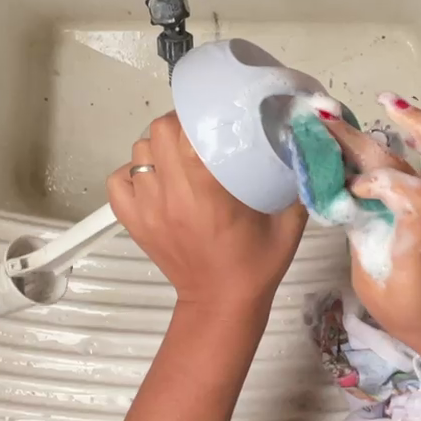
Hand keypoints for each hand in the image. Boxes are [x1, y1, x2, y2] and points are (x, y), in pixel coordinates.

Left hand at [108, 112, 308, 314]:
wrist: (221, 303)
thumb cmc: (258, 263)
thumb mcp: (289, 223)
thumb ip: (296, 182)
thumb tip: (301, 144)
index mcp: (207, 191)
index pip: (188, 131)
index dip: (200, 116)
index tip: (217, 119)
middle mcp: (170, 195)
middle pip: (159, 133)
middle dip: (178, 126)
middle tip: (197, 134)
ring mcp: (147, 209)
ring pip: (139, 153)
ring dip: (158, 148)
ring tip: (179, 157)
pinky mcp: (133, 223)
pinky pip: (118, 182)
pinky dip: (133, 174)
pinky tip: (155, 179)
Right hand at [323, 95, 420, 349]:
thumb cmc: (410, 310)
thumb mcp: (372, 284)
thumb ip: (360, 236)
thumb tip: (344, 197)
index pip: (414, 197)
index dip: (379, 183)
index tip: (348, 189)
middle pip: (412, 168)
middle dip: (365, 142)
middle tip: (328, 119)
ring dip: (419, 125)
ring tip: (389, 104)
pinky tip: (415, 128)